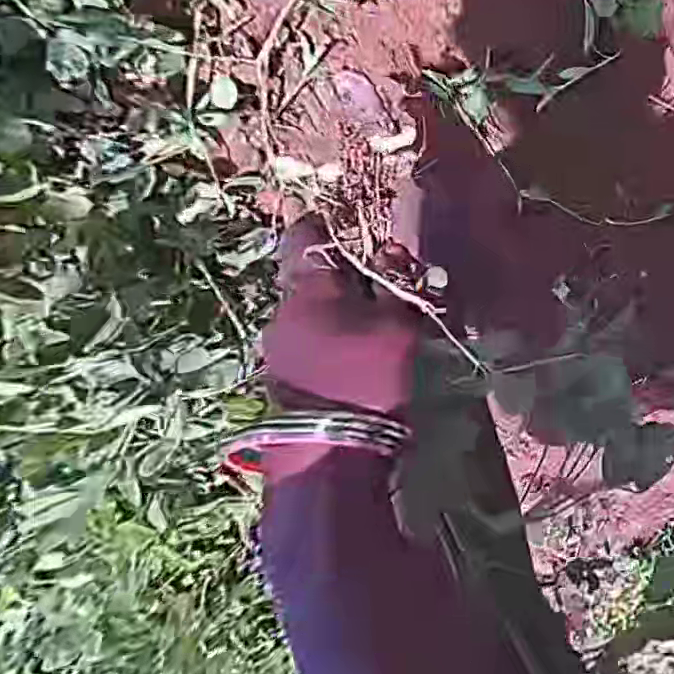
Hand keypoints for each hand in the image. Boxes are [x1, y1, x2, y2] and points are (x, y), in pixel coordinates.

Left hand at [262, 215, 422, 417]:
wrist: (332, 448)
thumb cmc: (370, 374)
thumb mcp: (397, 323)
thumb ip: (394, 282)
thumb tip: (389, 249)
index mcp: (309, 287)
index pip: (308, 235)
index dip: (330, 226)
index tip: (355, 231)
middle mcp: (282, 307)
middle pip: (311, 274)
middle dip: (343, 274)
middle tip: (379, 286)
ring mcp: (275, 341)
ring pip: (308, 307)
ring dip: (335, 307)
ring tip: (369, 324)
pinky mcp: (277, 370)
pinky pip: (303, 335)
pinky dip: (326, 332)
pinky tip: (351, 352)